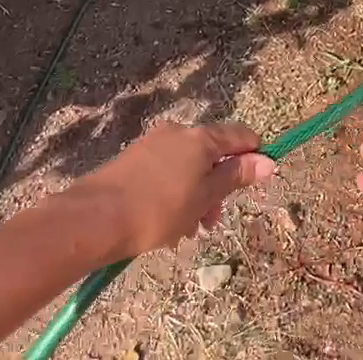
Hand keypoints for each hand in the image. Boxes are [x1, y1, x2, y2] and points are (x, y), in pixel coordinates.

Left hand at [79, 122, 275, 256]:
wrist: (93, 218)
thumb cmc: (158, 209)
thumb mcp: (205, 197)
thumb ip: (236, 177)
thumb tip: (269, 161)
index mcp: (201, 137)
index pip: (240, 135)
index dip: (253, 156)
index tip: (254, 184)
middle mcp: (178, 132)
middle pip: (212, 153)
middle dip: (218, 185)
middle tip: (211, 221)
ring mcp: (153, 143)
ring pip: (188, 165)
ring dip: (195, 193)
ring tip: (184, 230)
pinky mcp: (133, 159)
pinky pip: (166, 171)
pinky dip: (174, 191)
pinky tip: (163, 221)